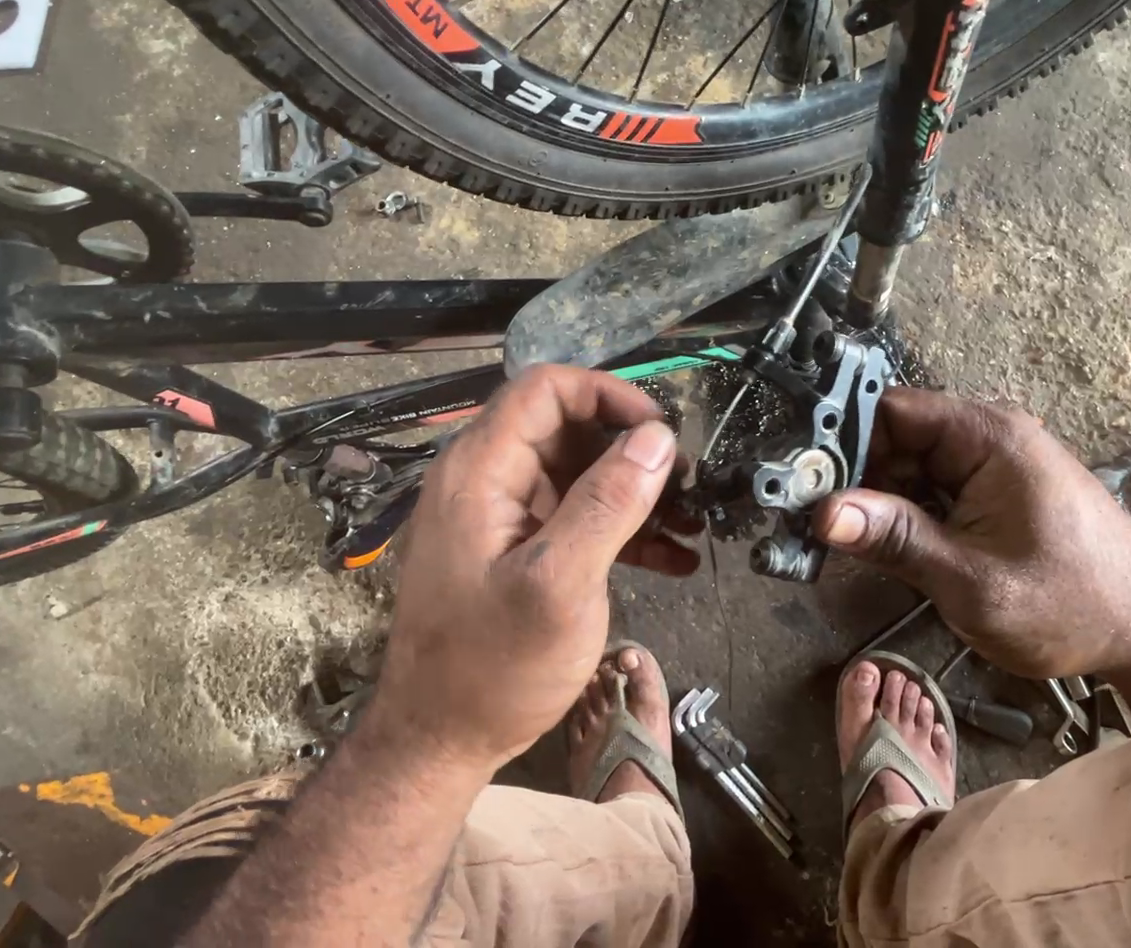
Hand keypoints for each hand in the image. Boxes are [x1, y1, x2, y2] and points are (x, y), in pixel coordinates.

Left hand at [370, 365, 696, 772]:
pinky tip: (672, 559)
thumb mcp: (560, 583)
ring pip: (579, 474)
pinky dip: (622, 531)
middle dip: (631, 451)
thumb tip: (657, 438)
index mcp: (481, 470)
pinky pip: (576, 517)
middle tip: (686, 486)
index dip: (608, 395)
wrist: (440, 742)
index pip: (546, 389)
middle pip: (568, 429)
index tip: (660, 432)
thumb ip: (608, 503)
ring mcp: (503, 516)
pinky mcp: (519, 550)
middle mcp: (488, 480)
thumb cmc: (492, 667)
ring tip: (690, 524)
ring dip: (637, 494)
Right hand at [812, 387, 1130, 677]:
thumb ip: (895, 539)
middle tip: (813, 523)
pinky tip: (882, 544)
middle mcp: (988, 437)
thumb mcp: (970, 580)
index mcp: (989, 437)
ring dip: (876, 499)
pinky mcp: (994, 491)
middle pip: (895, 437)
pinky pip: (932, 488)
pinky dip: (904, 513)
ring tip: (840, 540)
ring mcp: (992, 464)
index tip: (803, 482)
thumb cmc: (1069, 606)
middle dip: (854, 477)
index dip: (841, 440)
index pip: (892, 410)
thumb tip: (823, 514)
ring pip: (909, 465)